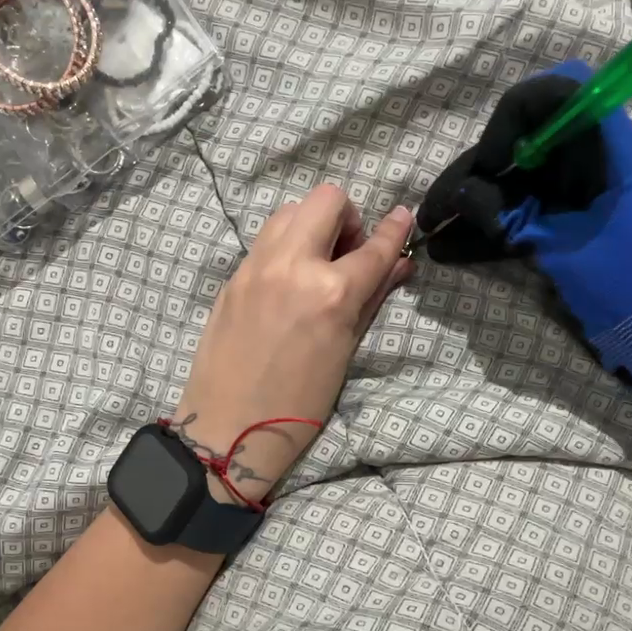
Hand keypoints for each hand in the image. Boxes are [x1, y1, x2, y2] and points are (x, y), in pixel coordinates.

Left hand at [171, 186, 413, 503]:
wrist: (228, 430)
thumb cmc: (298, 408)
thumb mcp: (346, 353)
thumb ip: (372, 299)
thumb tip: (400, 262)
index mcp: (330, 293)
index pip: (374, 246)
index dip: (395, 230)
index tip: (403, 217)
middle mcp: (292, 267)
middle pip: (327, 200)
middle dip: (347, 219)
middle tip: (346, 257)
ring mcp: (256, 268)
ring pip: (290, 211)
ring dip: (311, 226)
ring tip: (314, 266)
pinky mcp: (232, 279)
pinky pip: (264, 241)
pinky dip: (284, 249)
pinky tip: (285, 286)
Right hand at [419, 61, 631, 445]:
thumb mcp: (569, 251)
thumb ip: (516, 218)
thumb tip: (463, 195)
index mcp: (619, 152)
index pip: (563, 95)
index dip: (514, 118)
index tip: (489, 164)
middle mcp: (605, 161)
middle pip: (530, 143)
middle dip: (477, 173)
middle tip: (434, 211)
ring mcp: (593, 194)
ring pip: (524, 182)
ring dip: (478, 204)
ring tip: (433, 231)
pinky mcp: (583, 224)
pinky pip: (533, 213)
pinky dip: (498, 228)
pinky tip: (454, 247)